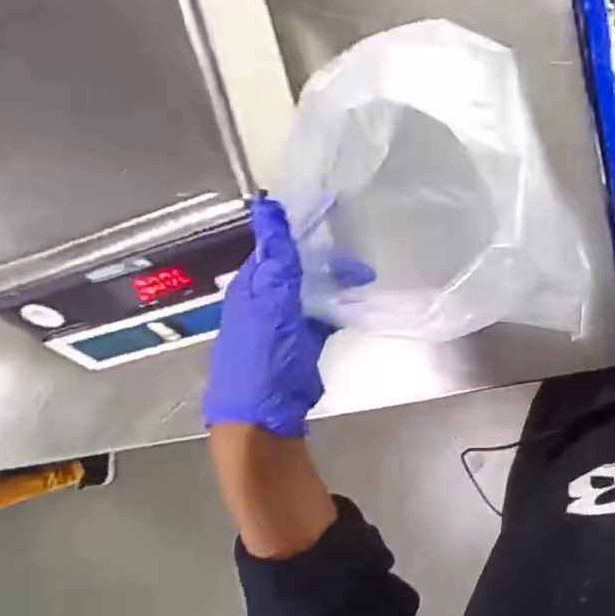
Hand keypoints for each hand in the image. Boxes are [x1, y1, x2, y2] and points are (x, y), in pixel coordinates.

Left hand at [203, 199, 333, 437]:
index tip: (331, 210)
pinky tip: (355, 304)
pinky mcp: (303, 342)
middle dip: (325, 256)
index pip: (276, 245)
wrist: (266, 409)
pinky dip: (337, 307)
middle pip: (298, 267)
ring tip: (362, 275)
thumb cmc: (264, 353)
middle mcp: (267, 299)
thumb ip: (275, 256)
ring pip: (312, 290)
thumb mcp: (270, 299)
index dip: (301, 228)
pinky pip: (322, 315)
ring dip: (334, 282)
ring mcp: (285, 322)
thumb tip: (267, 206)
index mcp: (252, 284)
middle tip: (355, 253)